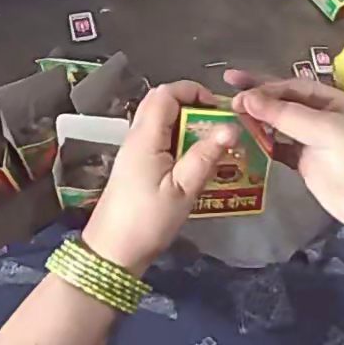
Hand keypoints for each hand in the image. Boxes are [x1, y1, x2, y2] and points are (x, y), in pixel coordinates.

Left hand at [80, 80, 236, 273]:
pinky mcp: (136, 165)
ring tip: (212, 142)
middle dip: (192, 105)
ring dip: (187, 124)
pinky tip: (195, 161)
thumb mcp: (183, 190)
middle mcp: (137, 137)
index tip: (218, 108)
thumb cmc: (148, 220)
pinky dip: (179, 140)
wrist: (112, 253)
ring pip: (161, 121)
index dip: (193, 91)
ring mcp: (134, 151)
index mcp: (146, 137)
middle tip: (218, 124)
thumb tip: (231, 126)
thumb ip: (205, 156)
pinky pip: (159, 139)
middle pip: (162, 102)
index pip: (166, 93)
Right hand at [227, 70, 343, 230]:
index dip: (262, 87)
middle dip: (254, 99)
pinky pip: (277, 147)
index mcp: (326, 99)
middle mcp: (316, 115)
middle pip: (279, 102)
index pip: (287, 87)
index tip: (235, 90)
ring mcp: (308, 139)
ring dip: (255, 121)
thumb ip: (285, 115)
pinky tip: (244, 143)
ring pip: (275, 124)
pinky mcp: (303, 162)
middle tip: (224, 98)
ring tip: (230, 119)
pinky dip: (262, 145)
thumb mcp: (325, 130)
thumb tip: (246, 98)